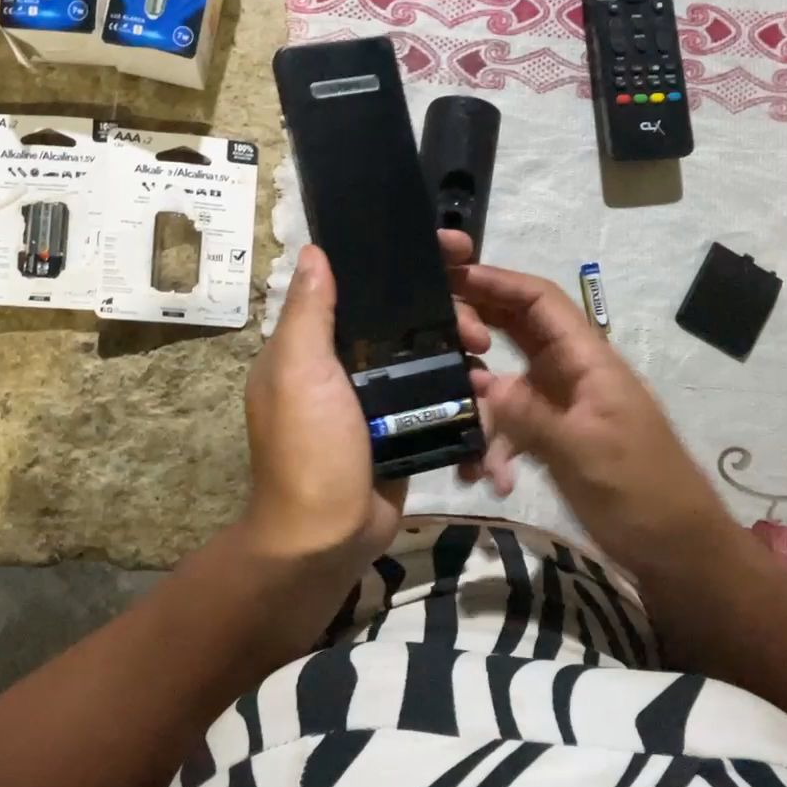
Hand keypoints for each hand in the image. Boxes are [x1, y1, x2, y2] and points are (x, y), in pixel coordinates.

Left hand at [243, 241, 499, 573]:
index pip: (356, 285)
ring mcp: (373, 399)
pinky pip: (434, 395)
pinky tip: (487, 387)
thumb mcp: (300, 372)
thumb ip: (309, 312)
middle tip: (478, 324)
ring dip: (459, 346)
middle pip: (399, 318)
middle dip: (445, 309)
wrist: (327, 538)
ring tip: (486, 355)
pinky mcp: (401, 428)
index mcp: (310, 346)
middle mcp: (340, 366)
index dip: (399, 262)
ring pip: (423, 354)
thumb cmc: (309, 448)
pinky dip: (460, 386)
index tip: (449, 247)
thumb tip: (315, 251)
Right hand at [447, 259, 729, 547]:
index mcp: (587, 359)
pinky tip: (490, 479)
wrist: (676, 549)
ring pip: (501, 385)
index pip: (538, 300)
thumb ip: (528, 415)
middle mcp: (569, 371)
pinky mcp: (550, 435)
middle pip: (512, 330)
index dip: (495, 281)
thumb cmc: (642, 492)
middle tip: (429, 346)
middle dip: (472, 334)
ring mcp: (558, 403)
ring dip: (479, 411)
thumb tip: (478, 383)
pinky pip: (507, 426)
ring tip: (468, 451)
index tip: (446, 277)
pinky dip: (492, 447)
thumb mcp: (584, 452)